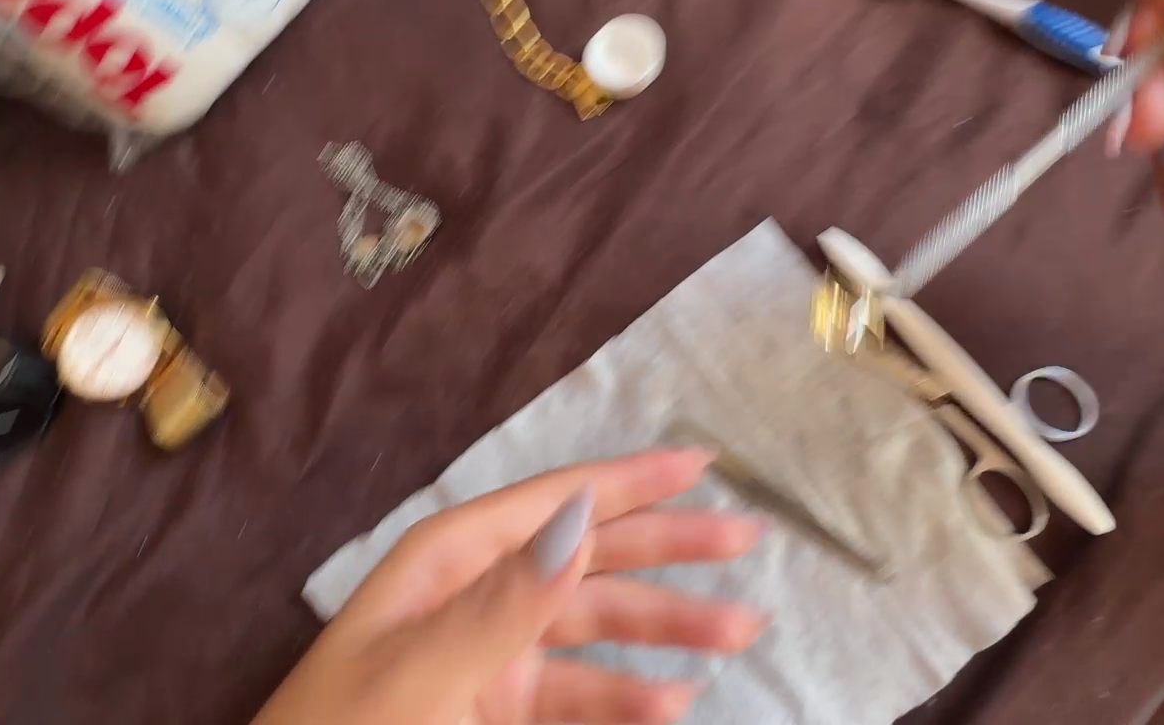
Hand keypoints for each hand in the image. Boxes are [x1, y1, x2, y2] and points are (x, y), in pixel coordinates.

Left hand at [254, 449, 768, 724]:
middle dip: (671, 545)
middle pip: (593, 556)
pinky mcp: (499, 709)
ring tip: (740, 628)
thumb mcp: (416, 674)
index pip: (562, 501)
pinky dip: (626, 697)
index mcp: (457, 556)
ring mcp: (494, 653)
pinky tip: (674, 700)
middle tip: (746, 537)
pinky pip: (577, 695)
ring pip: (598, 628)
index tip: (701, 463)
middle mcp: (483, 590)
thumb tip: (581, 514)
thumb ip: (503, 601)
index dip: (633, 479)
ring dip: (667, 628)